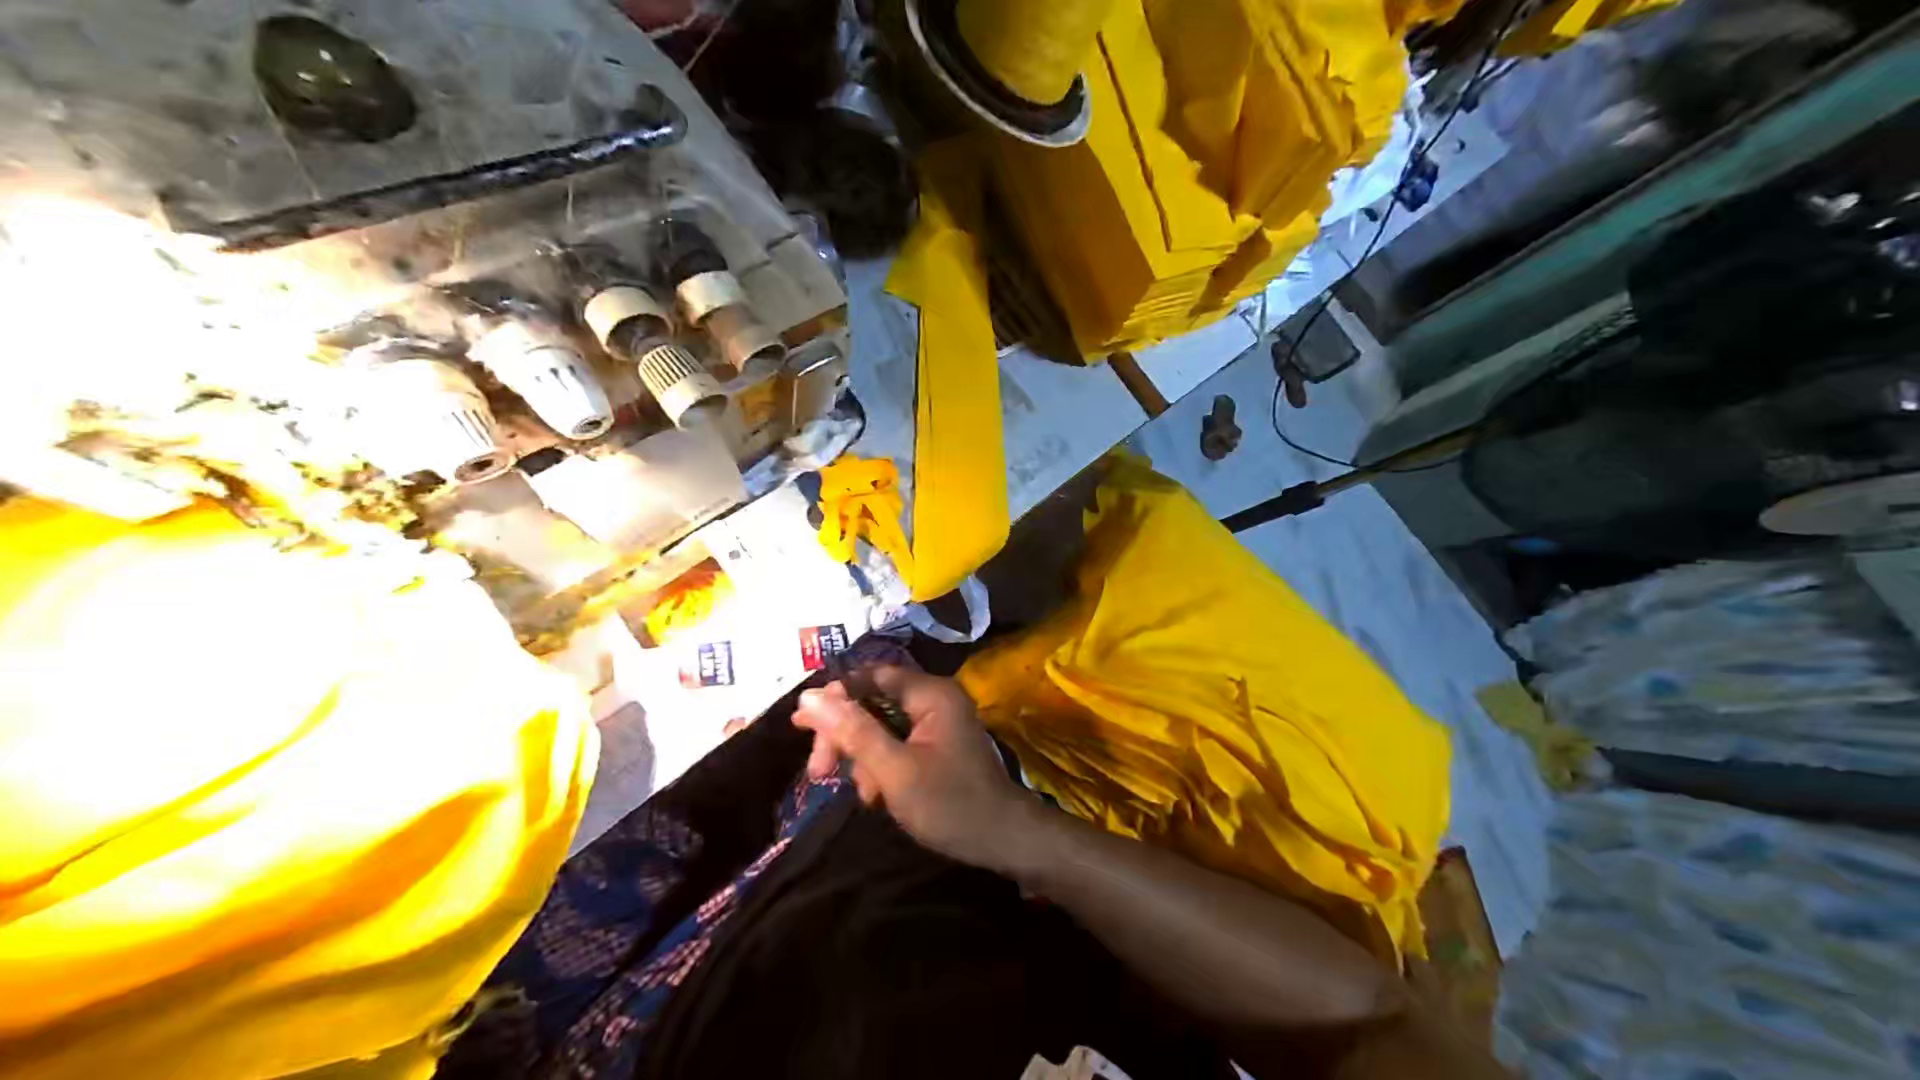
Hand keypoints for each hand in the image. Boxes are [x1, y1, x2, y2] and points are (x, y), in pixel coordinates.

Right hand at [794, 665, 1036, 870]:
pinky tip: (878, 795)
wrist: (1003, 841)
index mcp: (931, 693)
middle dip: (845, 736)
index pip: (870, 676)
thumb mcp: (894, 770)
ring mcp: (937, 722)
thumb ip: (853, 731)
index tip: (802, 728)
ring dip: (863, 757)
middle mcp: (934, 698)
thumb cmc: (950, 804)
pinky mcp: (936, 744)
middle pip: (872, 701)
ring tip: (865, 795)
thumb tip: (810, 697)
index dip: (834, 697)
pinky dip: (881, 766)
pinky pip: (896, 742)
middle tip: (819, 771)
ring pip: (880, 726)